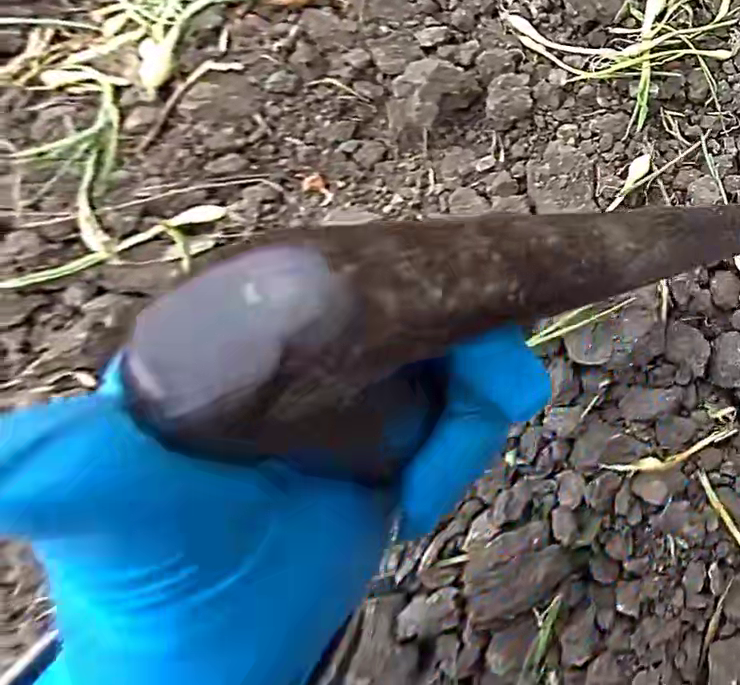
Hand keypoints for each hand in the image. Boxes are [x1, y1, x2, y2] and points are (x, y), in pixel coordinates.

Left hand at [0, 325, 549, 684]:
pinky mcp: (411, 407)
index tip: (485, 342)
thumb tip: (6, 441)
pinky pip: (475, 394)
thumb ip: (71, 477)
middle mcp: (318, 343)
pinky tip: (433, 489)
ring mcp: (371, 375)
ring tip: (435, 489)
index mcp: (252, 341)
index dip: (437, 297)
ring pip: (472, 355)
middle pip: (442, 314)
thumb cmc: (172, 577)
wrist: (240, 637)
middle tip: (508, 409)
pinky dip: (473, 434)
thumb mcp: (130, 522)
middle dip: (485, 366)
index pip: (369, 284)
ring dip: (478, 417)